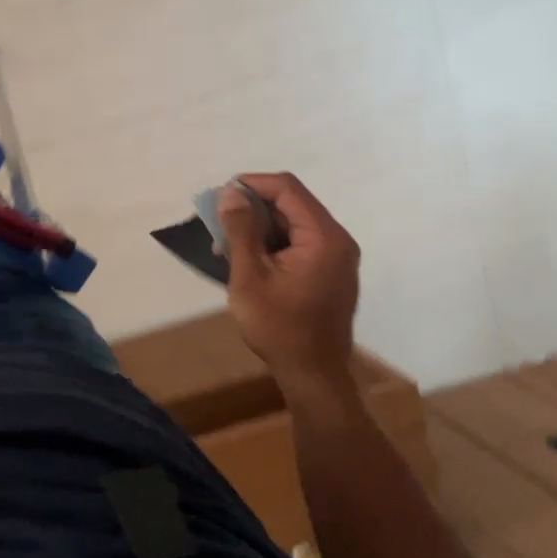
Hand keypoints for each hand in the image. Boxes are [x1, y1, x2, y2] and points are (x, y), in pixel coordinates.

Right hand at [218, 172, 360, 392]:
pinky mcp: (331, 271)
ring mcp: (337, 257)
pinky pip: (300, 241)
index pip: (287, 188)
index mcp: (323, 237)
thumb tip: (231, 193)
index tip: (220, 197)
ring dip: (260, 226)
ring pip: (294, 222)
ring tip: (228, 245)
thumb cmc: (278, 326)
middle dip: (253, 206)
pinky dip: (273, 242)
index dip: (252, 184)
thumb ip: (240, 230)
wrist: (312, 373)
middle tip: (219, 223)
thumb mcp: (249, 275)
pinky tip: (249, 260)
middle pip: (293, 203)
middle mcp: (337, 240)